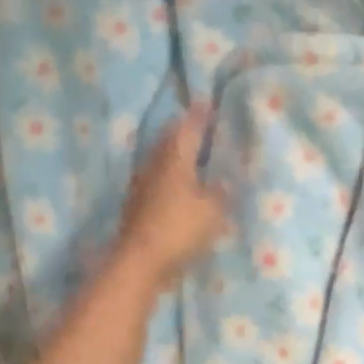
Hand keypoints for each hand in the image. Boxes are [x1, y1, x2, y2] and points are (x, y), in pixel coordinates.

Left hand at [116, 102, 228, 279]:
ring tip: (191, 154)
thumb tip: (225, 179)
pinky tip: (178, 183)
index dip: (200, 116)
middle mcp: (156, 163)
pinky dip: (169, 174)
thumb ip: (221, 193)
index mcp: (176, 159)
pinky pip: (157, 177)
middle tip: (200, 127)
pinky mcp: (138, 202)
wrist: (141, 259)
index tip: (209, 103)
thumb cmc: (180, 230)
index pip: (189, 128)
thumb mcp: (212, 212)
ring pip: (161, 157)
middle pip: (170, 139)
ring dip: (175, 153)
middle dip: (185, 130)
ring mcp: (143, 182)